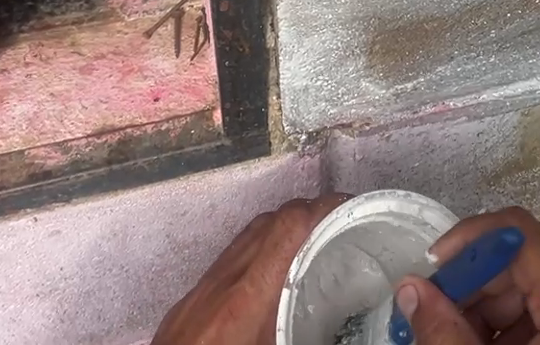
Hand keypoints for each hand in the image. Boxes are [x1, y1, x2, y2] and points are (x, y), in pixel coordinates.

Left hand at [152, 194, 348, 344]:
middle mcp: (225, 282)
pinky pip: (232, 256)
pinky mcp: (190, 300)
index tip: (349, 206)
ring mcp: (204, 287)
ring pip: (249, 234)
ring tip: (311, 245)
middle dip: (309, 213)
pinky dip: (259, 252)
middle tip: (339, 227)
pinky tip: (272, 277)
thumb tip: (344, 332)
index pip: (288, 226)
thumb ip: (307, 331)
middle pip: (271, 220)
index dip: (322, 207)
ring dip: (283, 230)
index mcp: (248, 299)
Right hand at [393, 207, 539, 344]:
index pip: (517, 236)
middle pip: (528, 255)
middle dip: (476, 283)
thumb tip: (410, 290)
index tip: (428, 274)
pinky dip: (523, 320)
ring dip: (495, 304)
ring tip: (465, 341)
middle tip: (436, 315)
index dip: (466, 245)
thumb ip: (447, 335)